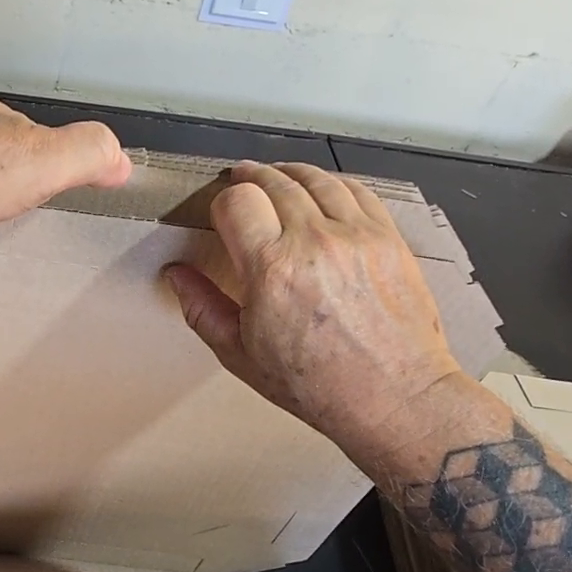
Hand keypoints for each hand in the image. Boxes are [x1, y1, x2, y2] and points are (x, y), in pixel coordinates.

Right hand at [162, 162, 463, 454]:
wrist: (394, 397)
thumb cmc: (320, 384)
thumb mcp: (241, 354)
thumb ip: (202, 307)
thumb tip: (177, 276)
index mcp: (272, 270)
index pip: (236, 200)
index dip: (222, 203)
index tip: (222, 216)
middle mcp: (315, 243)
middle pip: (273, 181)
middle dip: (250, 178)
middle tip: (240, 181)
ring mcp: (356, 237)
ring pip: (315, 178)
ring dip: (288, 173)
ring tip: (276, 178)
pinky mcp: (388, 239)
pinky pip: (357, 190)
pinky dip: (332, 182)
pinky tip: (321, 189)